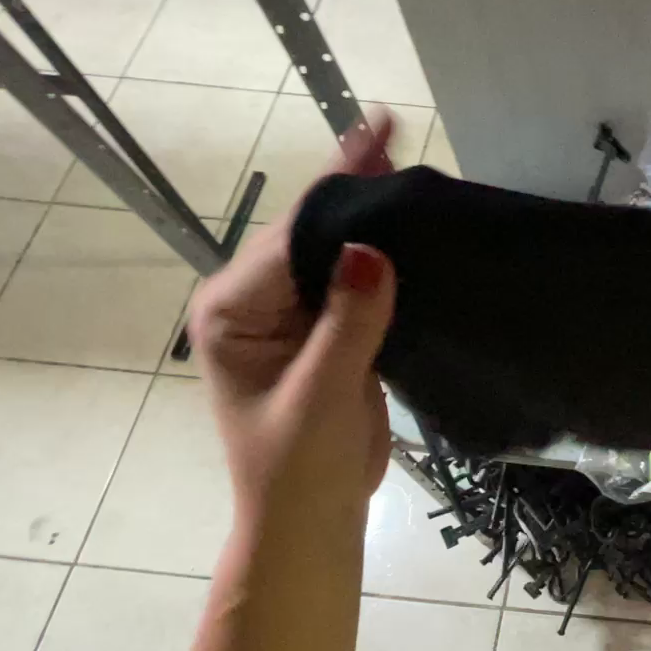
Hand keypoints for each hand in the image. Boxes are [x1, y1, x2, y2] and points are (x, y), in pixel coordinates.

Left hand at [187, 113, 398, 526]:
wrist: (314, 519)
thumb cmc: (301, 469)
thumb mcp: (320, 397)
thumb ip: (345, 324)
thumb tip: (370, 248)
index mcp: (235, 308)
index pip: (290, 234)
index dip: (338, 186)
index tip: (377, 131)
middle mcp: (259, 301)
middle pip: (311, 234)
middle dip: (355, 190)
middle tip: (401, 138)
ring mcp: (296, 317)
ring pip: (337, 257)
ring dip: (373, 222)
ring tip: (414, 173)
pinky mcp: (330, 335)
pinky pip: (358, 288)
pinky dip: (386, 263)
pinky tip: (415, 239)